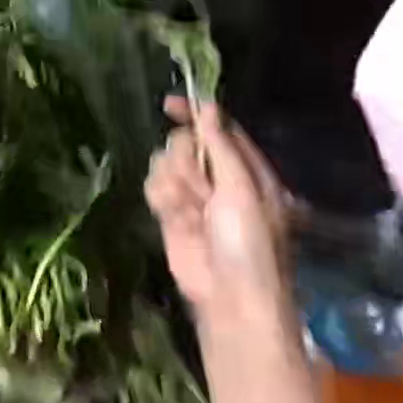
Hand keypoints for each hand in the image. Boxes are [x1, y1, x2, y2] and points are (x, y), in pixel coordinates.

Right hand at [145, 97, 291, 324]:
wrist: (228, 298)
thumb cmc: (248, 244)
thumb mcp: (242, 191)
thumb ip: (221, 145)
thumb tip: (207, 106)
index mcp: (247, 172)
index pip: (218, 128)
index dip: (195, 114)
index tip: (169, 105)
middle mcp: (219, 178)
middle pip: (184, 143)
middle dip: (185, 162)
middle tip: (200, 189)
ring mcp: (193, 195)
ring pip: (164, 162)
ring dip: (173, 184)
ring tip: (189, 211)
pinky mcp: (170, 211)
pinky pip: (153, 185)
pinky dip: (162, 199)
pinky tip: (174, 218)